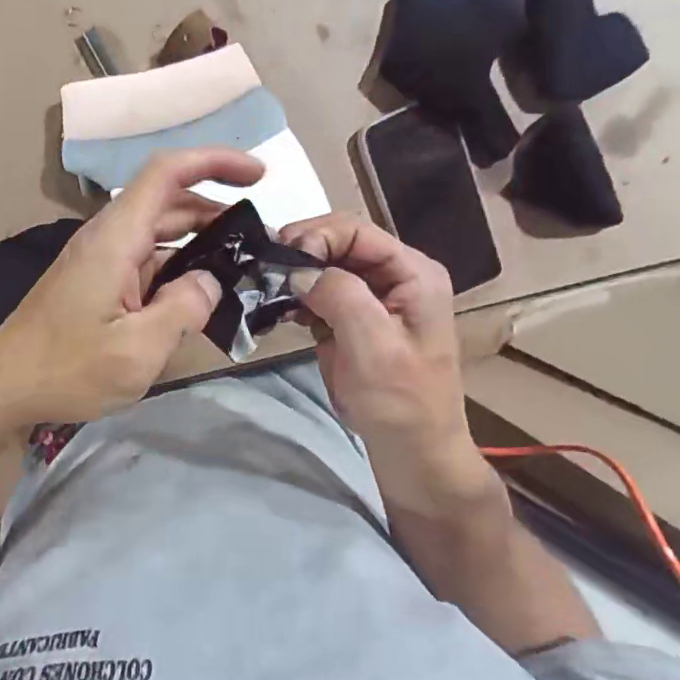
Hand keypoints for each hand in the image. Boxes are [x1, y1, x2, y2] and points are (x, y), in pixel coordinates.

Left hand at [0, 149, 265, 433]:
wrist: (3, 390)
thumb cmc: (66, 371)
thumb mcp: (137, 351)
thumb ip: (184, 310)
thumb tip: (210, 281)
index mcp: (114, 239)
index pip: (166, 173)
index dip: (214, 161)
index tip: (258, 174)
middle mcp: (106, 239)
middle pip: (168, 202)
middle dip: (217, 211)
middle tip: (260, 241)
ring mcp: (99, 261)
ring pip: (158, 234)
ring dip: (200, 243)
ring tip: (240, 269)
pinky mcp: (95, 284)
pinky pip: (145, 263)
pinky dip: (177, 269)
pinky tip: (199, 297)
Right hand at [279, 213, 498, 514]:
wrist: (412, 449)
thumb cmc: (401, 401)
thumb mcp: (374, 346)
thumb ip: (340, 296)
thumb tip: (297, 270)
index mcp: (413, 273)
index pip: (356, 230)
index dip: (316, 236)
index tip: (280, 257)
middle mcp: (394, 276)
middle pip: (338, 243)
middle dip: (301, 252)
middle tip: (266, 271)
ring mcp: (371, 298)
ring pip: (324, 266)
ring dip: (295, 274)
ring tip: (267, 289)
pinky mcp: (351, 319)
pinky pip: (319, 293)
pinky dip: (296, 296)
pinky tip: (280, 309)